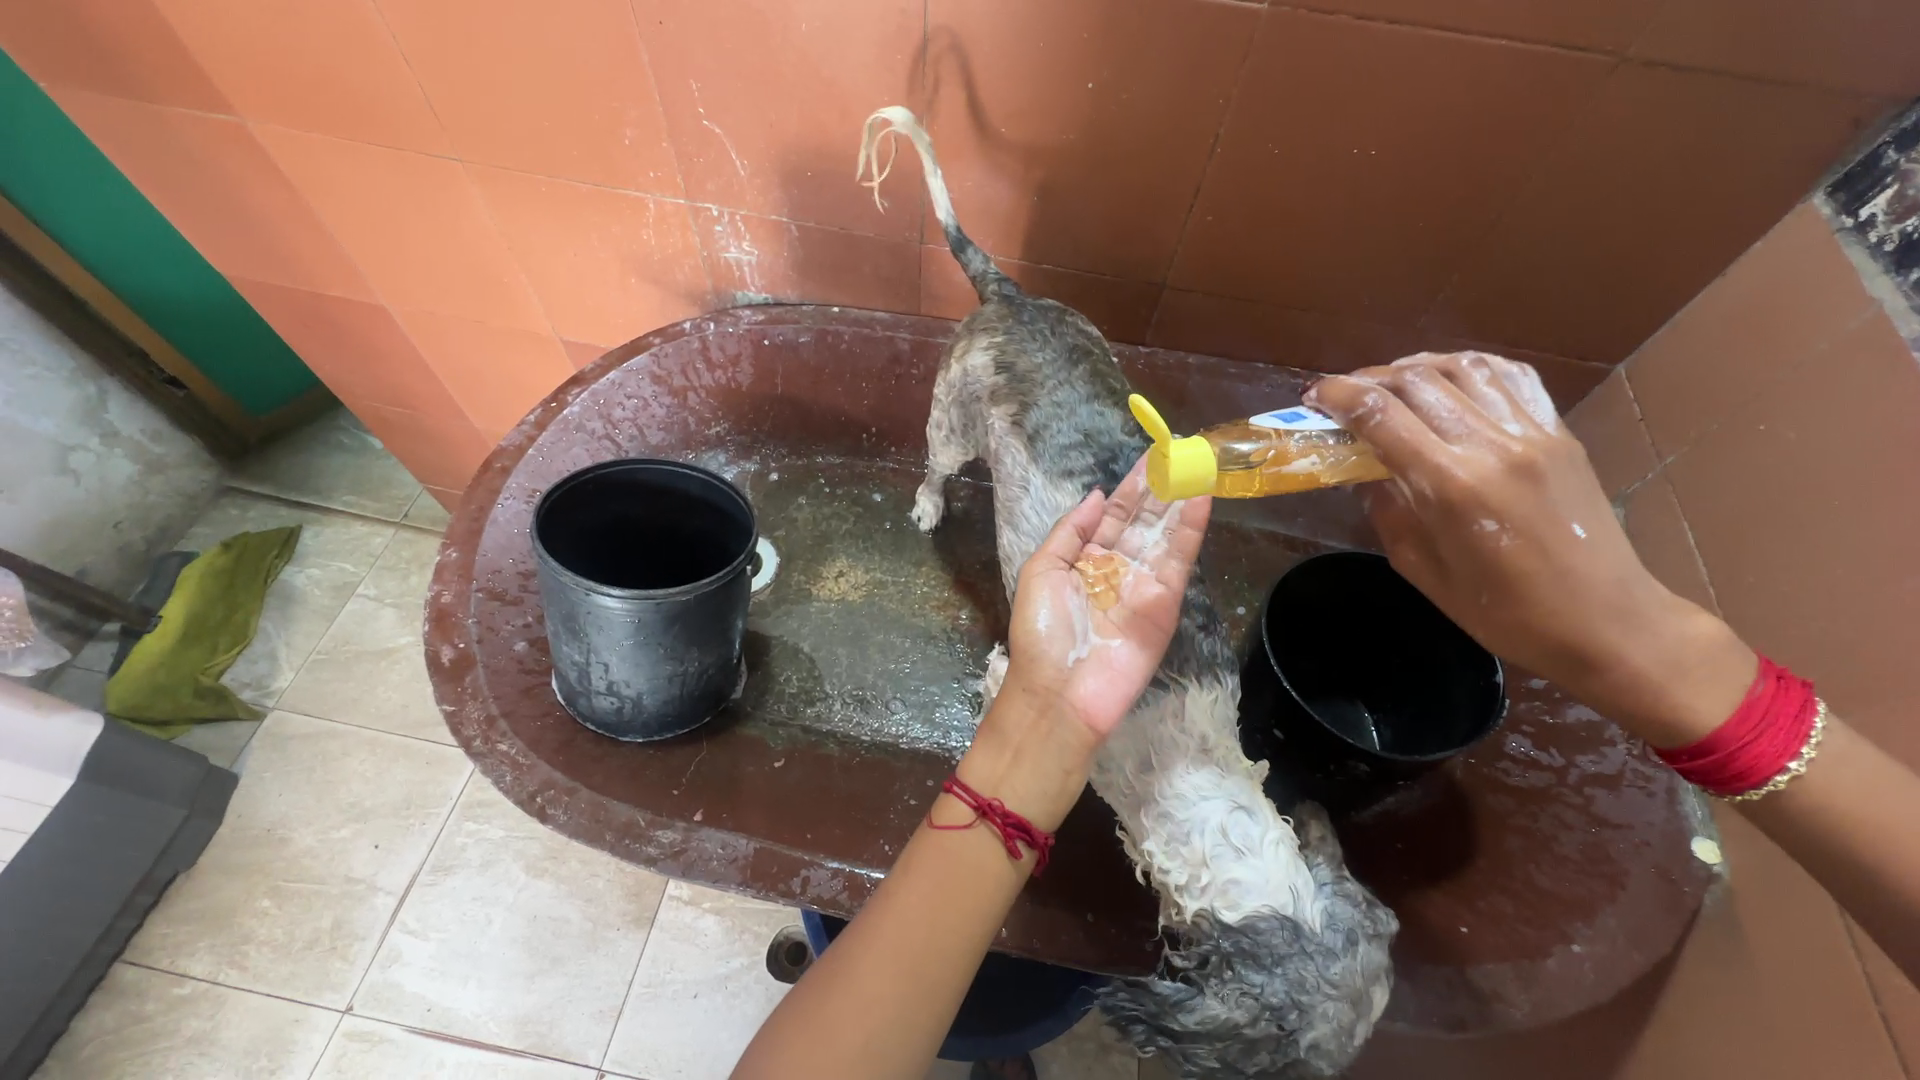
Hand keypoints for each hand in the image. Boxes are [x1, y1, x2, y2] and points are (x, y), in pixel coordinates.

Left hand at [1003, 461, 1211, 740]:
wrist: (1060, 692)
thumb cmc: (1041, 631)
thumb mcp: (1042, 570)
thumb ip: (1070, 530)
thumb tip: (1096, 493)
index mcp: (1083, 560)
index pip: (1112, 515)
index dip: (1130, 486)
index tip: (1150, 456)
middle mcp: (1116, 568)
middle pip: (1142, 520)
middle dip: (1160, 487)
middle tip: (1180, 451)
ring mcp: (1143, 585)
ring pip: (1164, 534)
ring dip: (1180, 500)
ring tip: (1195, 464)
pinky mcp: (1166, 603)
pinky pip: (1179, 560)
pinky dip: (1191, 529)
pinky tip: (1200, 498)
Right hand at [1306, 351, 1752, 745]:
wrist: (1607, 621)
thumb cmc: (1505, 613)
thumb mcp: (1423, 571)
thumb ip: (1387, 512)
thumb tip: (1363, 472)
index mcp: (1451, 485)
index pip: (1380, 414)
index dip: (1337, 396)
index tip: (1312, 397)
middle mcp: (1492, 445)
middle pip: (1416, 380)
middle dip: (1367, 379)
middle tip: (1342, 395)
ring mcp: (1532, 433)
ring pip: (1462, 367)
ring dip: (1414, 367)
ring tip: (1388, 383)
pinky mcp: (1559, 432)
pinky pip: (1509, 376)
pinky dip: (1468, 366)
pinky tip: (1447, 377)